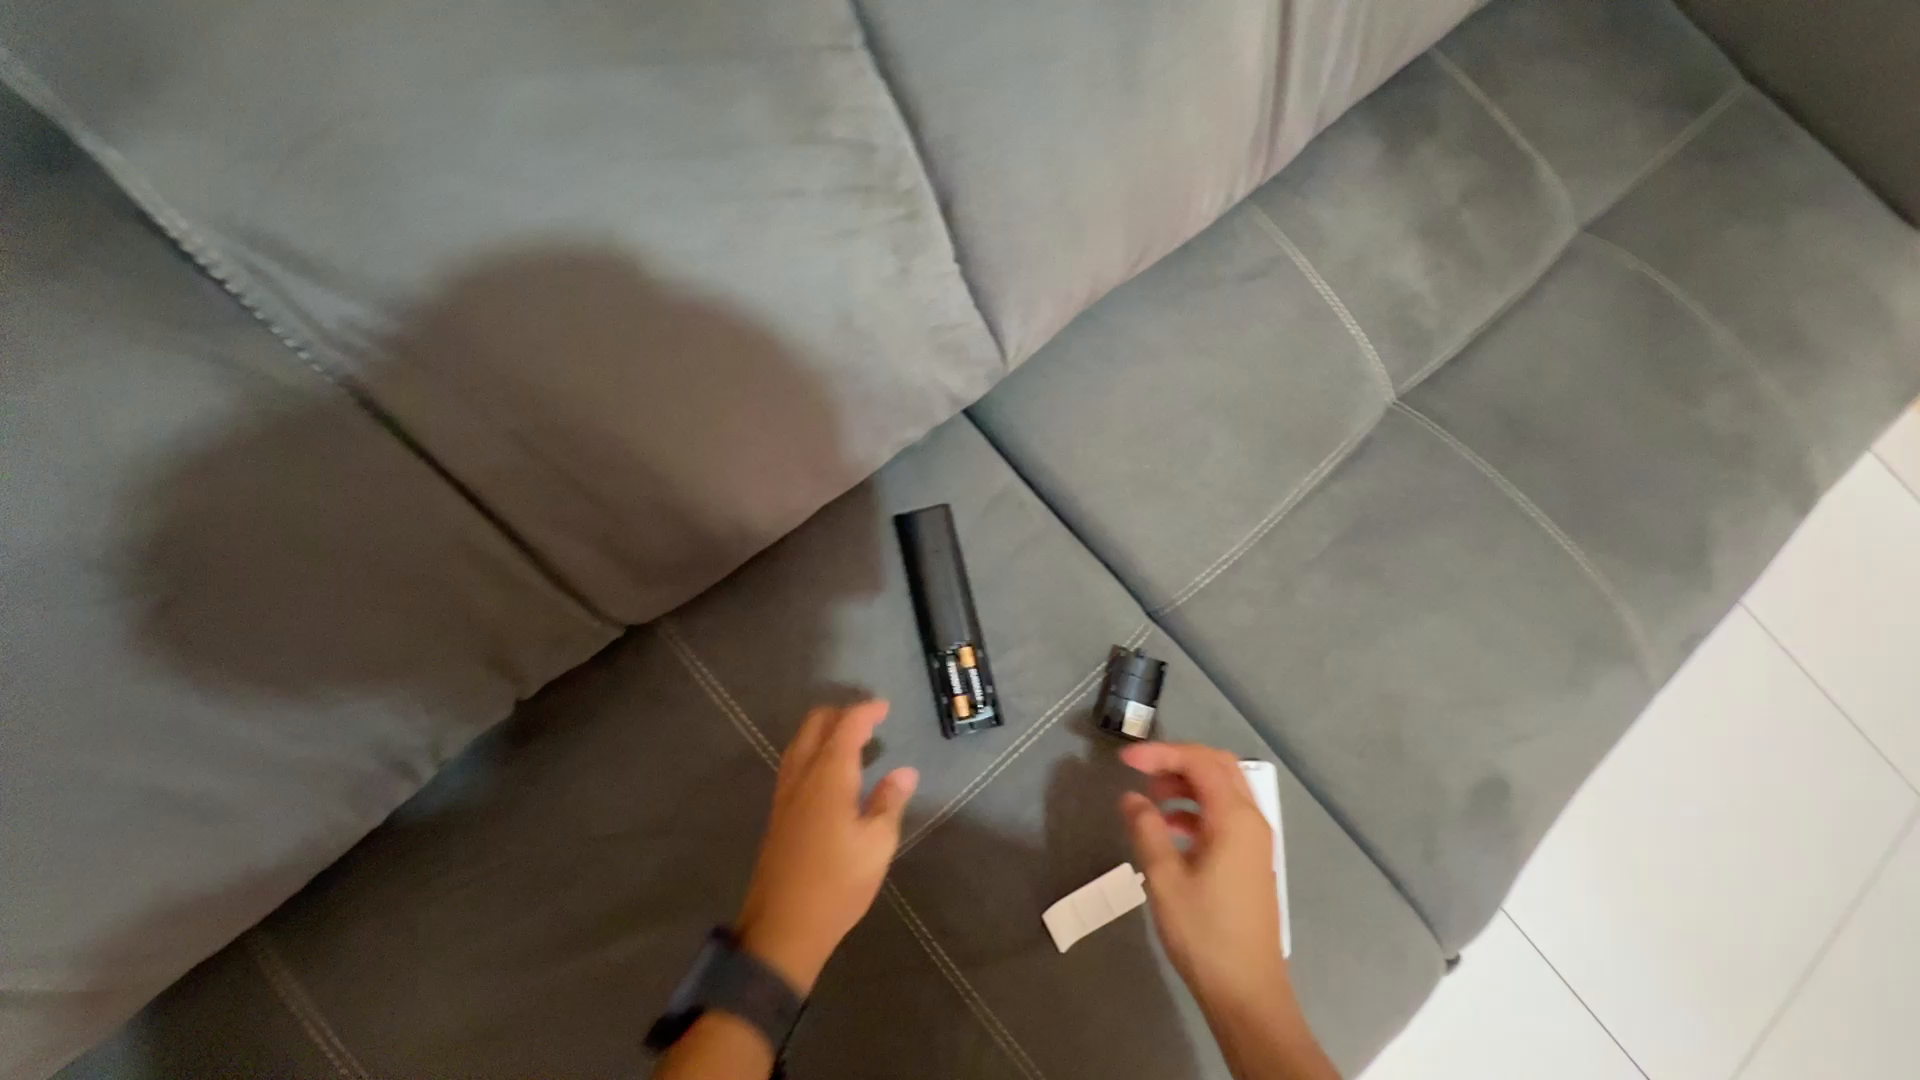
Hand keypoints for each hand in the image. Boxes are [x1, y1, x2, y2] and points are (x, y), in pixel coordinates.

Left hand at [735, 700, 917, 994]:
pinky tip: (828, 772)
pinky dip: (813, 751)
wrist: (783, 927)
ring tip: (851, 740)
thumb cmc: (837, 884)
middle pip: (815, 726)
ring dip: (823, 731)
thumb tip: (905, 772)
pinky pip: (794, 763)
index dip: (866, 712)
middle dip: (841, 714)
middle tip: (869, 721)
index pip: (847, 727)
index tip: (885, 708)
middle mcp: (802, 776)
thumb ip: (889, 803)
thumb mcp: (877, 845)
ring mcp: (785, 794)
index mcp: (829, 776)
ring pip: (800, 743)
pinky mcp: (779, 813)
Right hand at [1119, 742, 1288, 1009]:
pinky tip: (1169, 830)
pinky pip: (1224, 815)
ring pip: (1222, 791)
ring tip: (1150, 802)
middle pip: (1217, 767)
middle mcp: (1252, 821)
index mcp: (1236, 819)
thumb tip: (1132, 798)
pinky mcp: (1249, 860)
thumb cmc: (1204, 933)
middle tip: (1140, 773)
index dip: (1161, 753)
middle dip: (1176, 762)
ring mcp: (1254, 842)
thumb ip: (1146, 829)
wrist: (1246, 991)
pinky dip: (1195, 809)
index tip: (1125, 760)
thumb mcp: (1164, 878)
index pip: (1200, 762)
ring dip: (1186, 785)